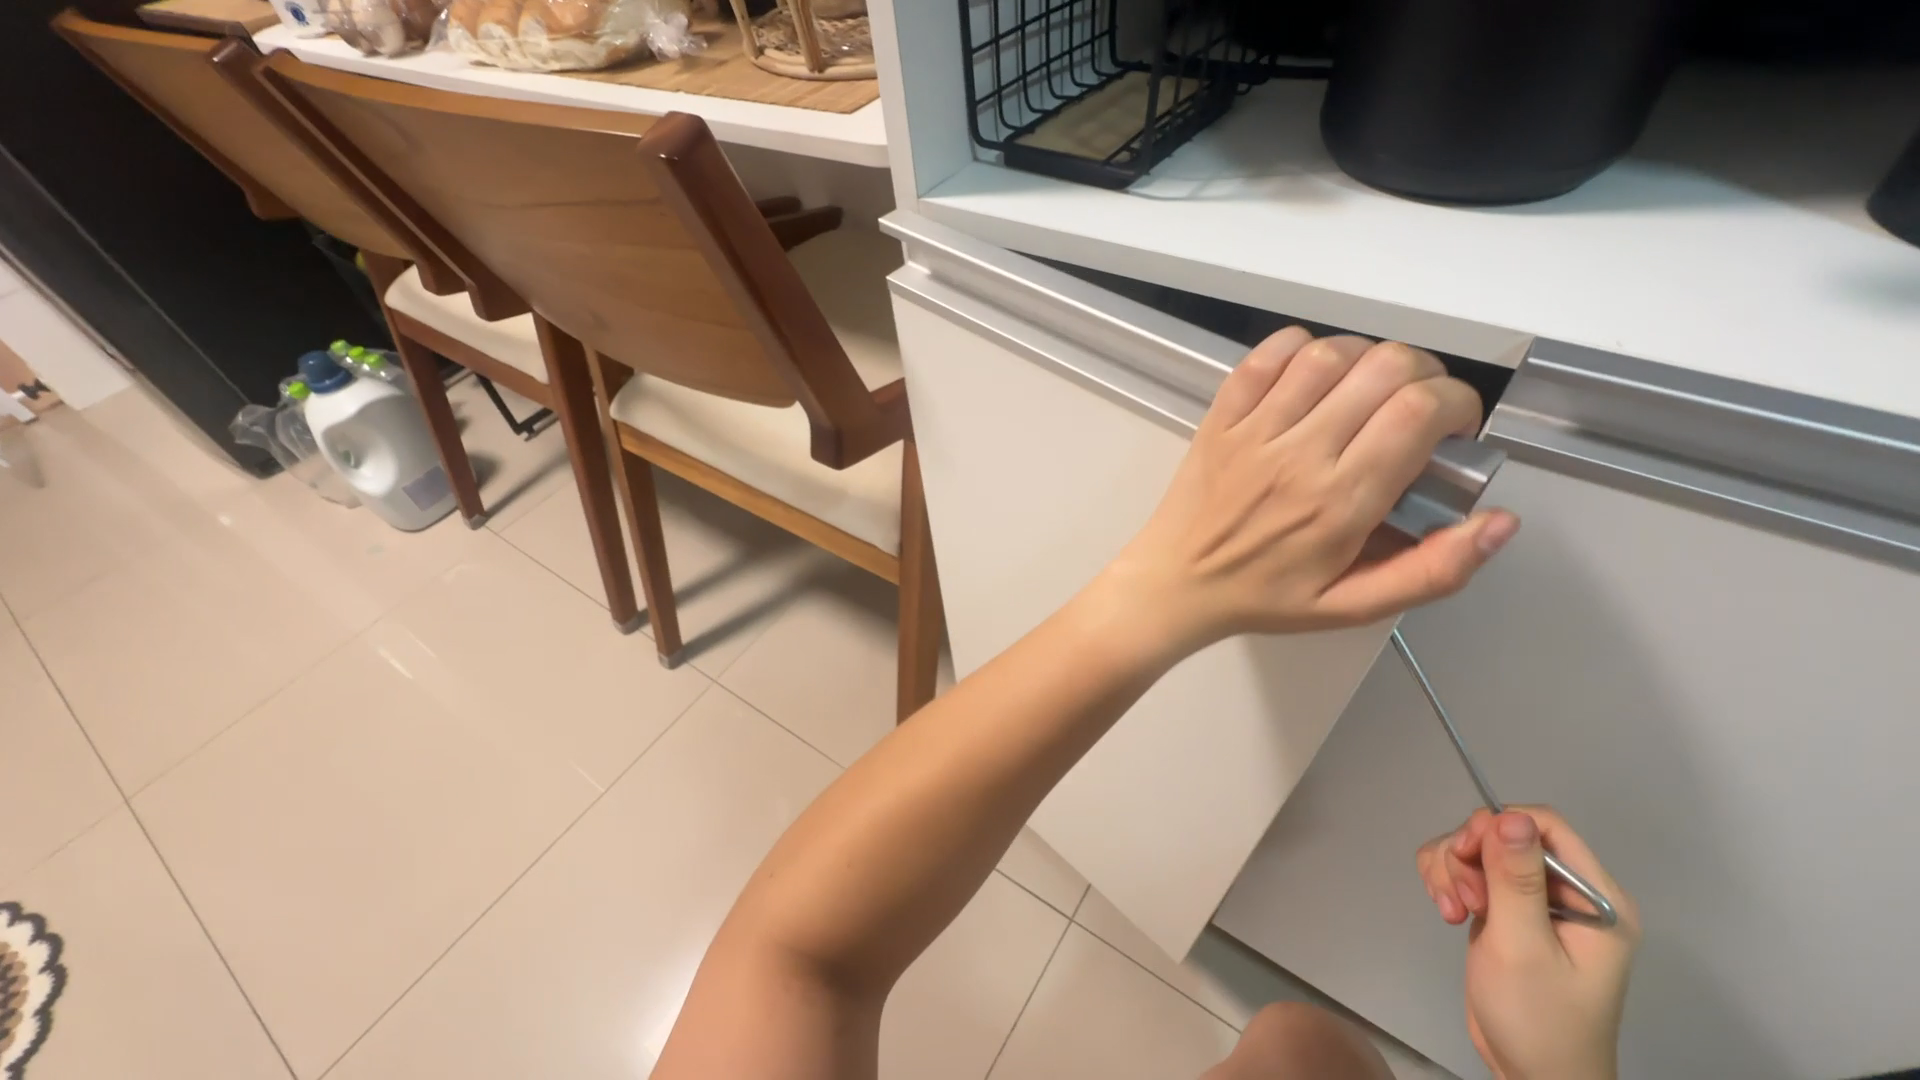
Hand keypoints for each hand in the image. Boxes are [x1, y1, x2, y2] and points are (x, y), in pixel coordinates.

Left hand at [1102, 328, 1517, 652]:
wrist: (1176, 585)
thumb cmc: (1262, 596)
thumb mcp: (1354, 606)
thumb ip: (1433, 570)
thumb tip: (1500, 524)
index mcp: (1340, 502)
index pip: (1419, 413)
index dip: (1458, 403)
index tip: (1453, 427)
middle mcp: (1299, 456)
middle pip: (1385, 369)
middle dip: (1424, 375)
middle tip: (1419, 406)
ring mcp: (1255, 431)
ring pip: (1329, 353)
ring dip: (1366, 357)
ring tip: (1369, 388)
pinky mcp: (1222, 418)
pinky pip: (1264, 357)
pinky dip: (1299, 347)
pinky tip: (1314, 372)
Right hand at [1416, 807, 1640, 1079]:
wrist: (1531, 1075)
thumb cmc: (1538, 1018)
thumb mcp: (1522, 947)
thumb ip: (1516, 879)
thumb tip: (1511, 815)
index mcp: (1595, 898)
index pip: (1545, 826)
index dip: (1499, 828)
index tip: (1466, 856)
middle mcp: (1568, 892)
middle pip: (1503, 834)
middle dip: (1467, 857)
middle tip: (1460, 900)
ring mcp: (1535, 901)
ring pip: (1477, 849)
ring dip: (1452, 870)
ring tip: (1450, 911)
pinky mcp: (1505, 910)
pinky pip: (1467, 870)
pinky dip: (1447, 881)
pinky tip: (1447, 911)